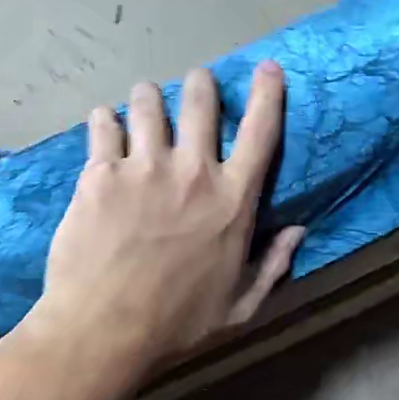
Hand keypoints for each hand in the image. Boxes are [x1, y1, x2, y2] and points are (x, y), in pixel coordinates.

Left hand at [24, 61, 305, 383]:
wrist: (104, 330)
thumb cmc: (176, 325)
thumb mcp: (240, 307)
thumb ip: (273, 266)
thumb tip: (298, 230)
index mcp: (232, 201)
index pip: (260, 133)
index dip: (267, 94)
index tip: (266, 68)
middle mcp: (192, 172)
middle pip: (199, 102)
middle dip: (200, 84)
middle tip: (194, 81)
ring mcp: (143, 168)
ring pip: (147, 104)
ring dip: (148, 97)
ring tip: (142, 98)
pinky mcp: (100, 173)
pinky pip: (103, 126)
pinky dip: (104, 120)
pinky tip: (102, 121)